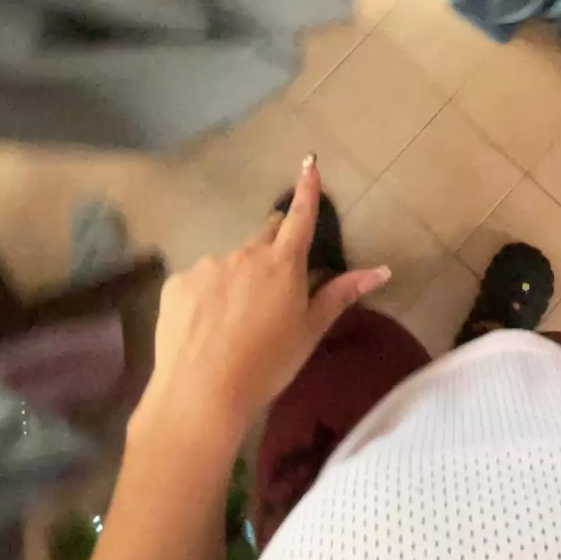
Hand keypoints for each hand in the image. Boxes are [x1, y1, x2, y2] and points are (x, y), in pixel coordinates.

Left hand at [130, 156, 389, 443]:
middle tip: (273, 286)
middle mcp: (246, 253)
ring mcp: (208, 266)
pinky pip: (200, 281)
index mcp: (283, 263)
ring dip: (238, 277)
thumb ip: (342, 293)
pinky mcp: (178, 283)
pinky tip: (205, 327)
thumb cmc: (268, 364)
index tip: (310, 163)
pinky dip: (207, 296)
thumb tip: (382, 270)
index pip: (300, 216)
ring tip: (233, 322)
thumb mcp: (311, 330)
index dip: (308, 189)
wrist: (200, 396)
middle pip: (266, 236)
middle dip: (274, 248)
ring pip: (231, 262)